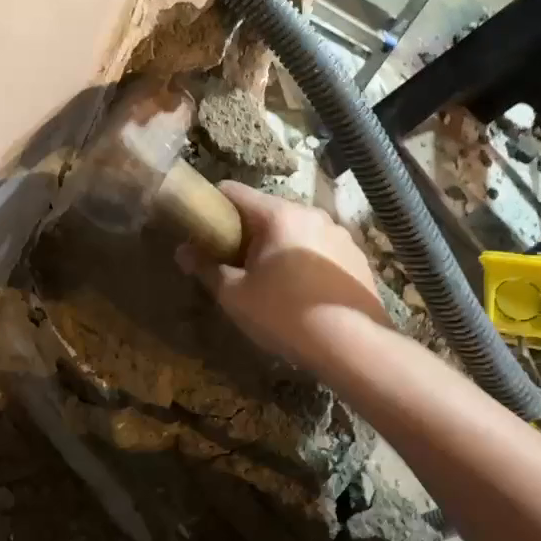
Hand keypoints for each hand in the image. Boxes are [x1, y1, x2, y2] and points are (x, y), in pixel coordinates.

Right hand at [178, 182, 389, 373]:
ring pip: (295, 231)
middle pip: (266, 211)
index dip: (212, 206)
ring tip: (270, 282)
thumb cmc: (286, 315)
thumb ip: (206, 268)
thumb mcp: (235, 296)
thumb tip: (182, 252)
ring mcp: (340, 235)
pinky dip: (305, 261)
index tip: (201, 230)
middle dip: (246, 232)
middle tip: (233, 264)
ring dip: (277, 247)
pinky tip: (303, 294)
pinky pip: (320, 249)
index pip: (233, 191)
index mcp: (279, 214)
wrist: (356, 348)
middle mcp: (312, 214)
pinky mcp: (358, 258)